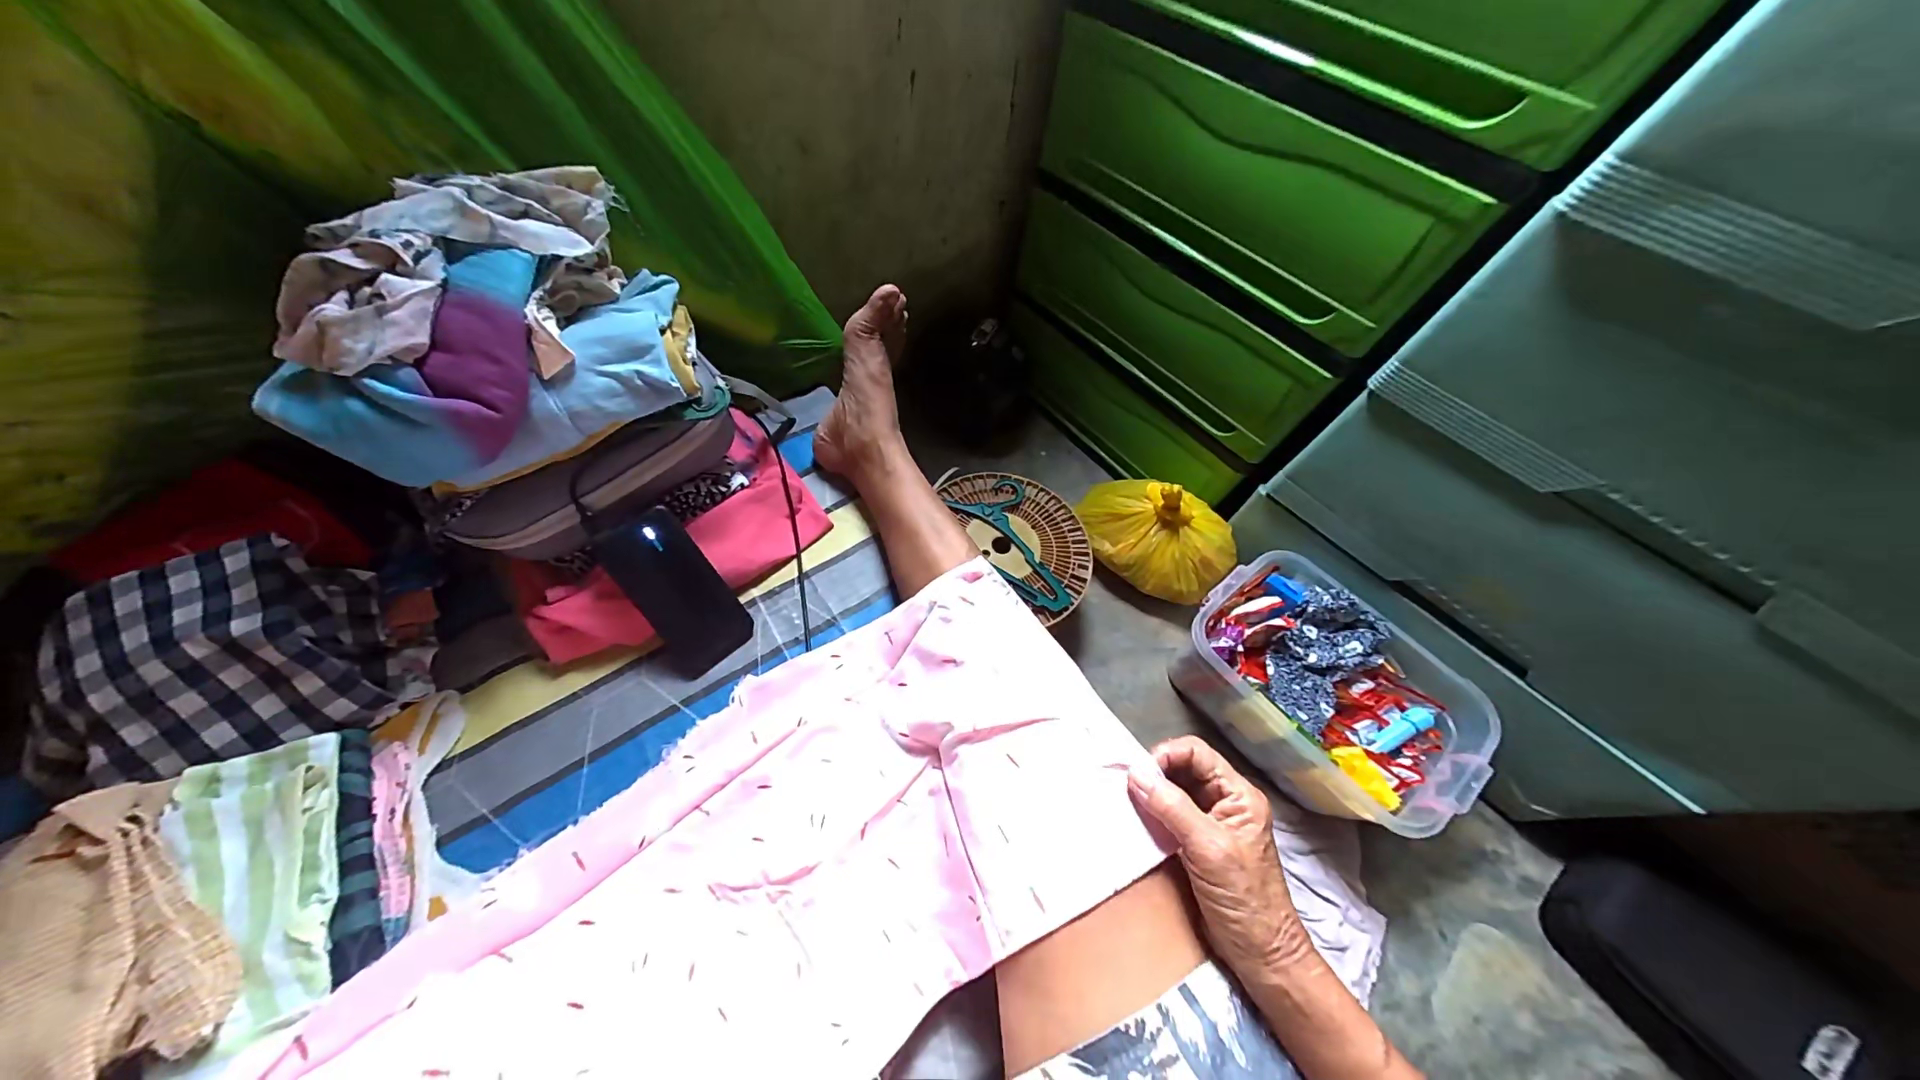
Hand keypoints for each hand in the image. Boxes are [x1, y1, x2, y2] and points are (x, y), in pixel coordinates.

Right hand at [1127, 736, 1313, 977]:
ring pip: (1174, 791)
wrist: (1261, 956)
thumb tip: (1136, 774)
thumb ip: (1173, 808)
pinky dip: (1151, 814)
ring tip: (1127, 800)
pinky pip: (1169, 816)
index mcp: (1238, 795)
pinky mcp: (1196, 844)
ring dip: (1151, 793)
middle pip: (1183, 769)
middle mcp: (1224, 803)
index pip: (1197, 753)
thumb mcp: (1208, 848)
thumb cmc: (1245, 901)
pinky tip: (1136, 820)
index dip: (1167, 755)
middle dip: (1155, 772)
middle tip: (1128, 786)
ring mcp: (1210, 824)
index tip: (1140, 773)